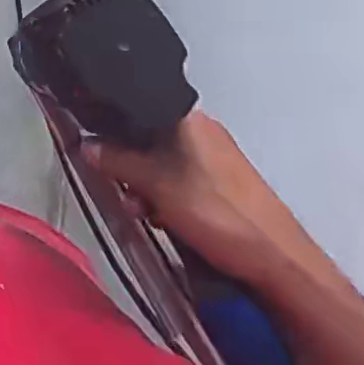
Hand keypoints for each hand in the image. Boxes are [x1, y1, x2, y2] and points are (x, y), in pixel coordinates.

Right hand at [86, 111, 302, 288]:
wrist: (275, 258)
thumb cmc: (220, 213)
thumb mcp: (155, 185)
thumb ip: (118, 162)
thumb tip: (88, 145)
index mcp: (187, 115)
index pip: (136, 106)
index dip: (112, 126)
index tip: (96, 145)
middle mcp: (201, 126)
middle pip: (147, 135)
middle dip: (130, 165)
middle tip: (126, 191)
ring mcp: (213, 152)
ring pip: (163, 159)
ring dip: (147, 184)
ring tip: (147, 211)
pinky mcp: (222, 178)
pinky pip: (181, 176)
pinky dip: (167, 194)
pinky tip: (166, 218)